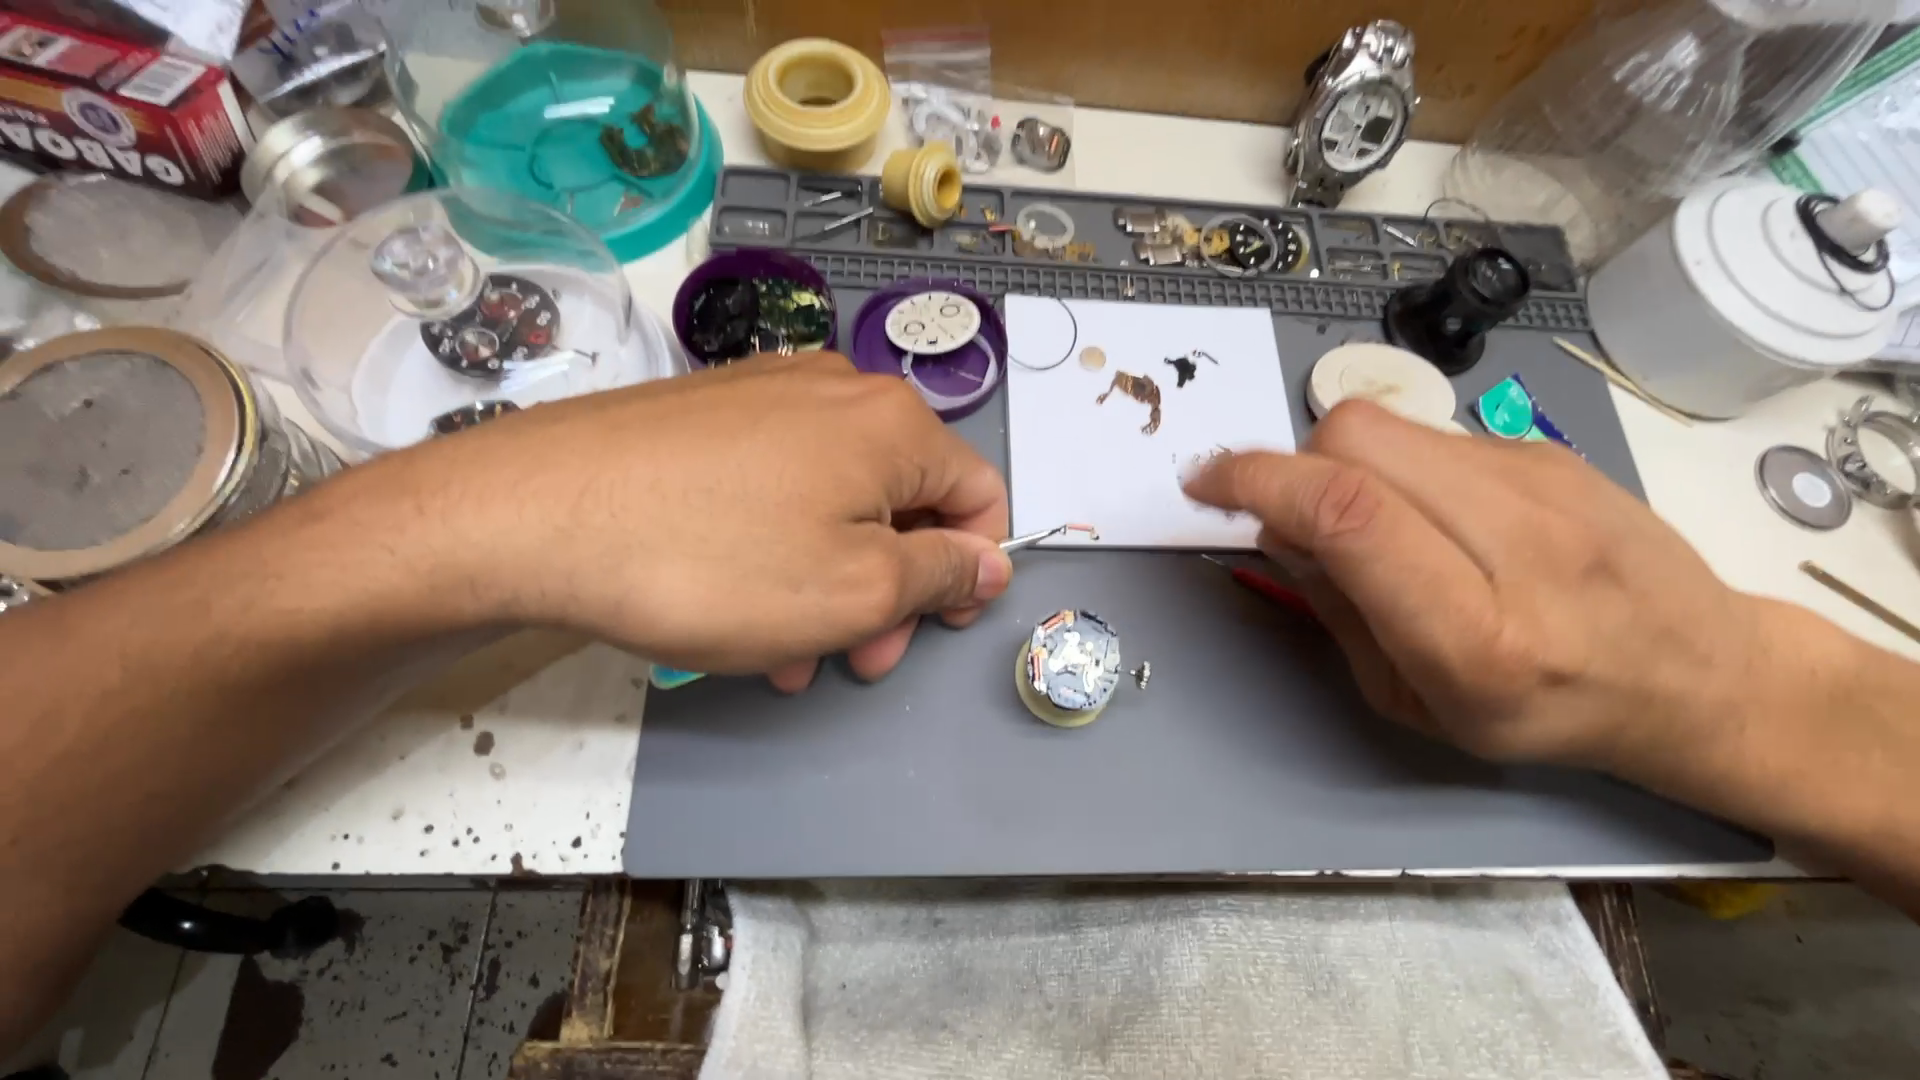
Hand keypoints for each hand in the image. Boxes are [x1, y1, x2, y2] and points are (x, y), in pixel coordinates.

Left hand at [357, 352, 1011, 690]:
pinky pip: (781, 487)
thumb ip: (943, 574)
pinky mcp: (711, 415)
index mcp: (894, 423)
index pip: (980, 493)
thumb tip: (991, 560)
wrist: (531, 515)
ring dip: (833, 582)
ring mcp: (768, 395)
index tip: (930, 626)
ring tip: (787, 651)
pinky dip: (784, 549)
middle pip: (905, 501)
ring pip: (839, 503)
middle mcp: (839, 391)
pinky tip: (743, 604)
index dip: (971, 568)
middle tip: (855, 658)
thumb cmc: (717, 561)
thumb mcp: (857, 591)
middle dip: (894, 589)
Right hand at [1182, 401, 1775, 772]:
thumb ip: (1336, 610)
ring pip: (1384, 424)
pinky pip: (1427, 433)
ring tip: (1365, 516)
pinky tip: (1427, 510)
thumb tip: (1280, 525)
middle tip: (1296, 514)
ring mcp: (1542, 482)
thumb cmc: (1540, 713)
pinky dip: (1391, 464)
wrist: (1699, 675)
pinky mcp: (1549, 449)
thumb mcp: (1411, 700)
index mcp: (1473, 635)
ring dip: (1338, 463)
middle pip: (1356, 441)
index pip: (1348, 517)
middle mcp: (1515, 543)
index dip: (1257, 483)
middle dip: (1292, 467)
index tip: (1205, 483)